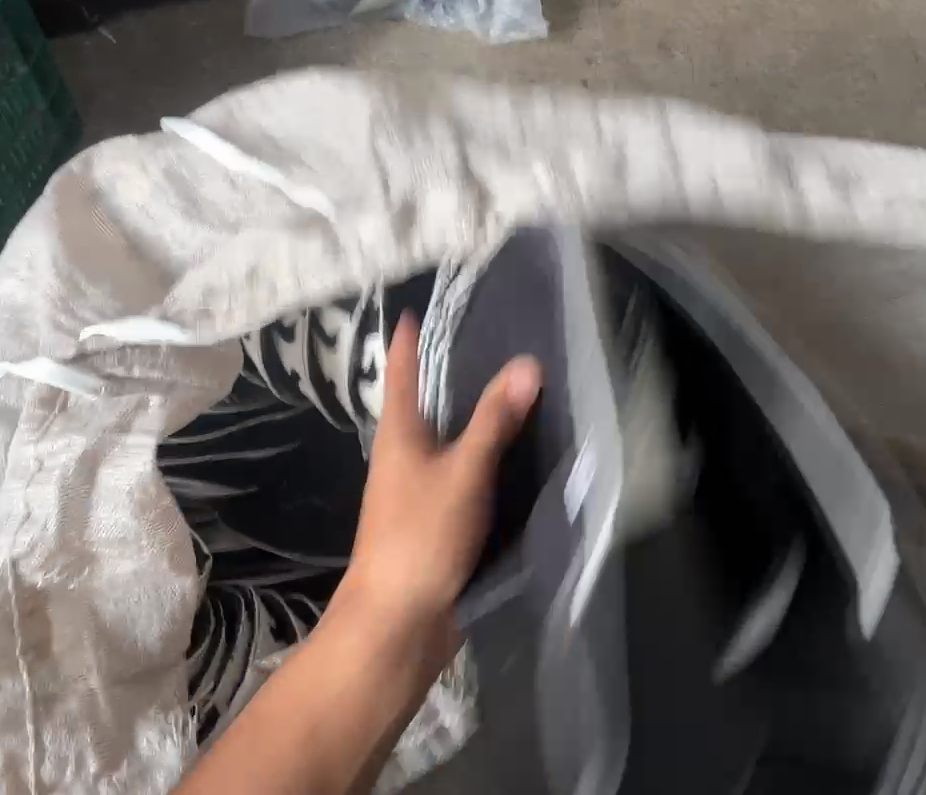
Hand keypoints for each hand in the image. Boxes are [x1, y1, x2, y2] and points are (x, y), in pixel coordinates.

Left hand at [328, 312, 540, 657]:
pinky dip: (485, 452)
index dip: (409, 337)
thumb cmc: (420, 535)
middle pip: (426, 399)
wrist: (400, 619)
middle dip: (452, 370)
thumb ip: (494, 420)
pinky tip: (516, 448)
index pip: (402, 369)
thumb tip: (527, 364)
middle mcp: (405, 452)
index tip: (419, 306)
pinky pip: (464, 471)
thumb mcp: (463, 472)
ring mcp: (420, 486)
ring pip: (448, 435)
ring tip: (514, 383)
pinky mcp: (439, 516)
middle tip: (494, 336)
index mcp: (399, 431)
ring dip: (473, 412)